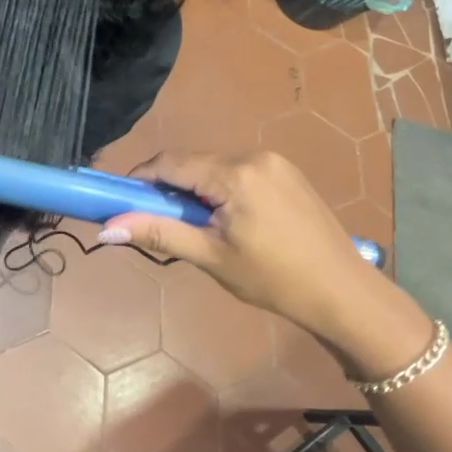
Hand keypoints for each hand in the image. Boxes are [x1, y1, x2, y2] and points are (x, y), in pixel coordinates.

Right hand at [99, 151, 377, 333]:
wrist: (345, 294)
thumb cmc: (274, 279)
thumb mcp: (210, 256)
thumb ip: (157, 233)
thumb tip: (106, 228)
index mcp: (235, 174)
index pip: (169, 163)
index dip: (139, 180)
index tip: (120, 203)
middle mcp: (254, 157)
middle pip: (191, 163)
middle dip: (166, 188)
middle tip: (157, 223)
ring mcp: (275, 163)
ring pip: (212, 168)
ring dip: (192, 190)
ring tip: (193, 228)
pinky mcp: (287, 174)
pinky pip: (236, 173)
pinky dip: (217, 190)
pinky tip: (223, 222)